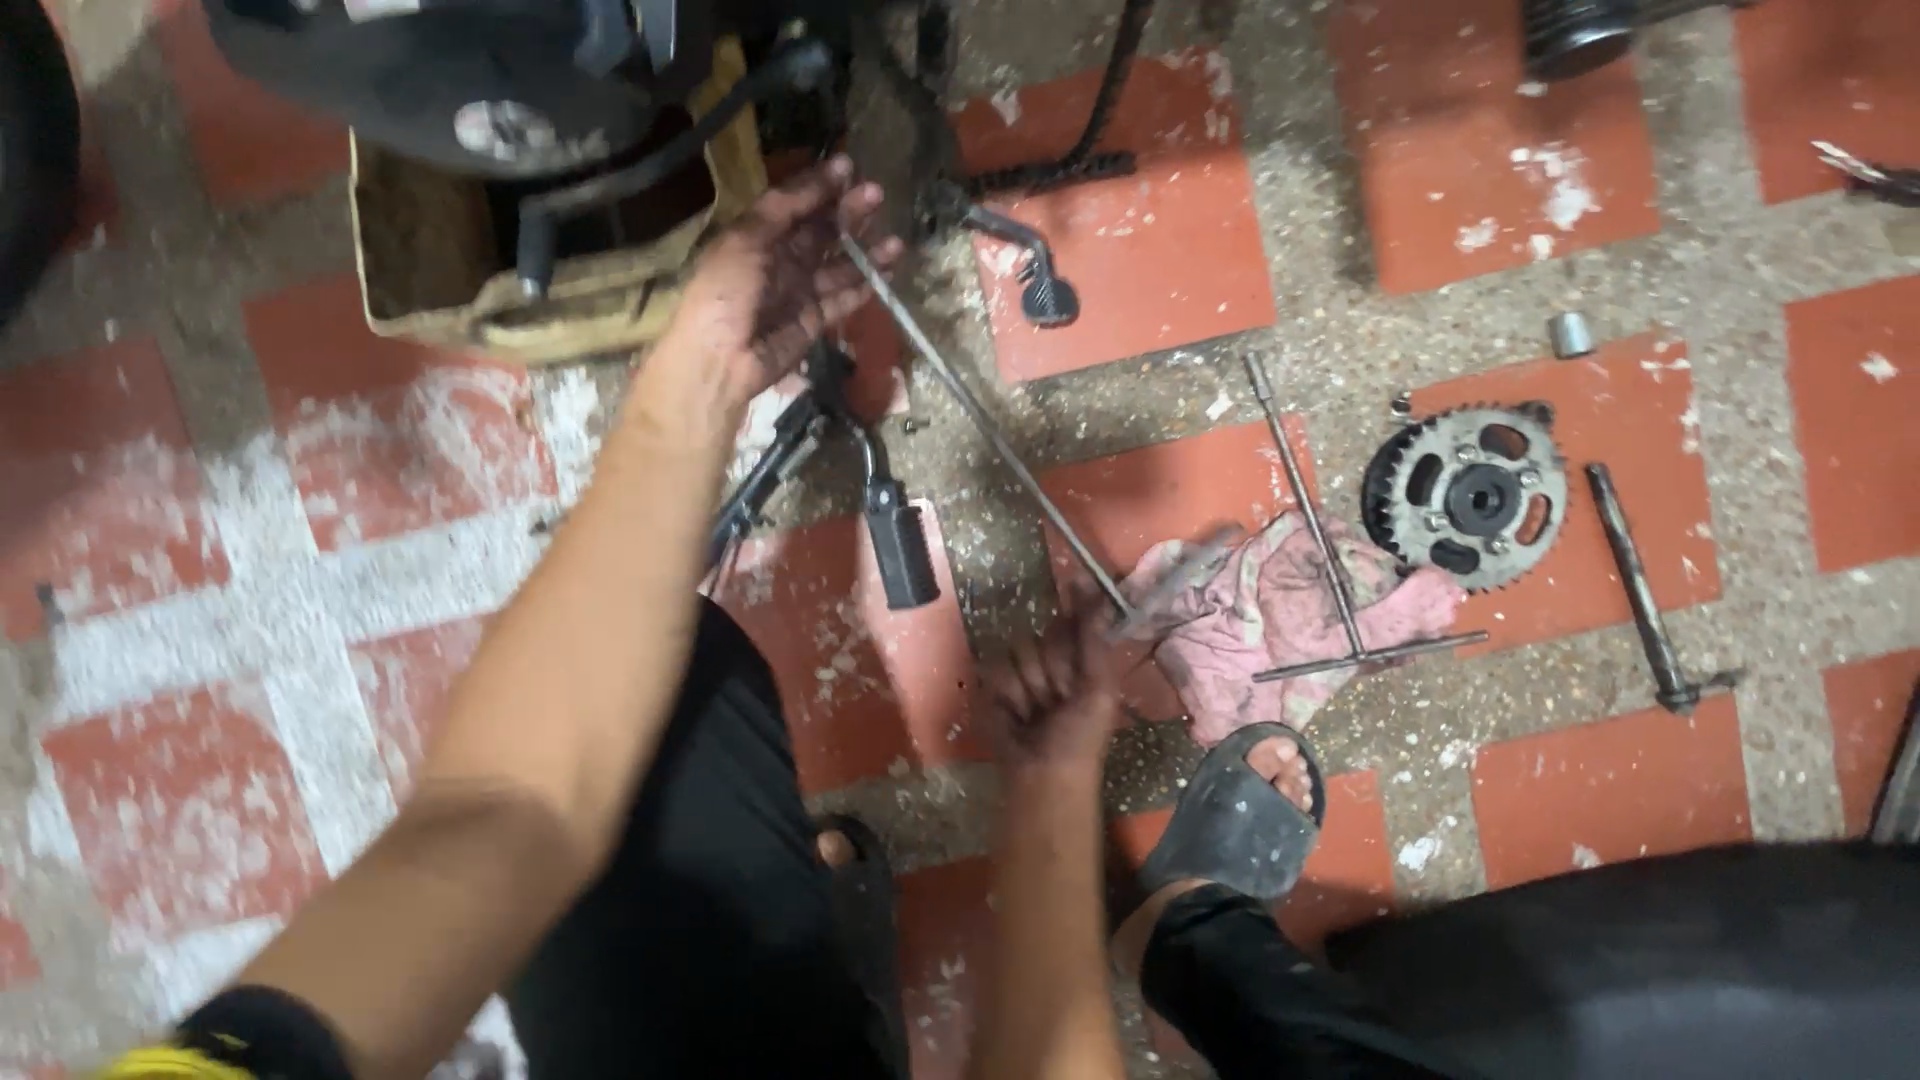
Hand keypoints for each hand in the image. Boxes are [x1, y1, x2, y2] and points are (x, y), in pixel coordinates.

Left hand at [664, 154, 903, 402]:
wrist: (722, 357)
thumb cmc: (725, 292)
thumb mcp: (746, 239)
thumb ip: (783, 208)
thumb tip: (820, 178)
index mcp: (758, 235)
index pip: (795, 204)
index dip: (821, 186)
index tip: (849, 167)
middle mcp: (782, 260)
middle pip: (822, 231)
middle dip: (849, 213)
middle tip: (877, 195)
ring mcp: (800, 291)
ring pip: (840, 265)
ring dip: (866, 251)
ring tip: (895, 240)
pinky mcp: (815, 320)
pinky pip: (844, 298)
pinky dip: (865, 286)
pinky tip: (887, 271)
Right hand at [983, 584, 1123, 774]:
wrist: (1043, 775)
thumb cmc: (1081, 737)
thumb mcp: (1098, 689)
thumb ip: (1093, 641)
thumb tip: (1097, 594)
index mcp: (1080, 661)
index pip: (1075, 620)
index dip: (1076, 602)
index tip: (1074, 578)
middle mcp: (1050, 661)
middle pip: (1045, 633)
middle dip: (1054, 665)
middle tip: (1060, 696)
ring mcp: (1020, 673)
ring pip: (1020, 649)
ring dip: (1031, 685)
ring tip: (1037, 713)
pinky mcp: (993, 687)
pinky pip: (996, 669)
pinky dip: (1008, 694)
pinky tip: (1016, 716)